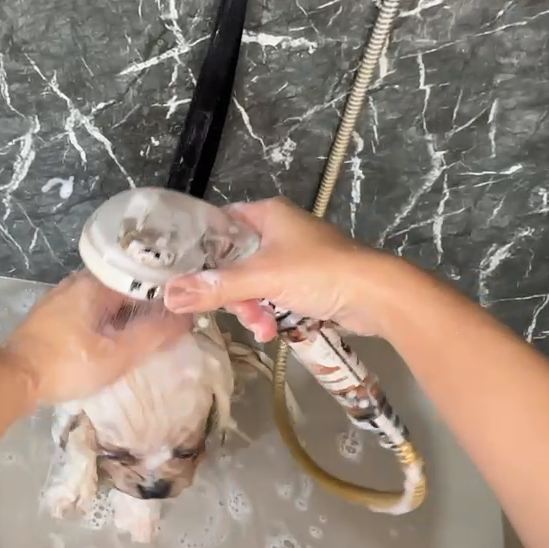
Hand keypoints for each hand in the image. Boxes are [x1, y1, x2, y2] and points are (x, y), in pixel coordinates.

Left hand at [0, 271, 190, 405]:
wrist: (13, 378)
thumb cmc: (67, 365)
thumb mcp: (116, 355)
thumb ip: (153, 335)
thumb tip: (187, 317)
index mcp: (95, 283)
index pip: (142, 277)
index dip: (167, 292)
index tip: (187, 306)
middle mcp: (79, 281)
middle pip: (125, 286)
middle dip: (149, 303)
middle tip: (174, 323)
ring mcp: (64, 296)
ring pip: (108, 299)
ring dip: (129, 314)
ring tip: (153, 332)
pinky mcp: (55, 313)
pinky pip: (93, 309)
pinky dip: (110, 320)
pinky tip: (120, 338)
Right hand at [160, 198, 398, 340]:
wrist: (378, 296)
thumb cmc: (318, 272)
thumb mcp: (261, 278)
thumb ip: (215, 287)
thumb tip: (170, 295)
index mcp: (266, 214)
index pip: (219, 224)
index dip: (201, 248)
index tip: (185, 274)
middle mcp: (278, 230)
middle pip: (234, 261)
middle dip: (234, 292)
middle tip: (239, 311)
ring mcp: (294, 257)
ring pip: (253, 283)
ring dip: (252, 308)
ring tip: (263, 328)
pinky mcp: (307, 282)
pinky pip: (274, 296)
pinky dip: (271, 313)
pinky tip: (274, 333)